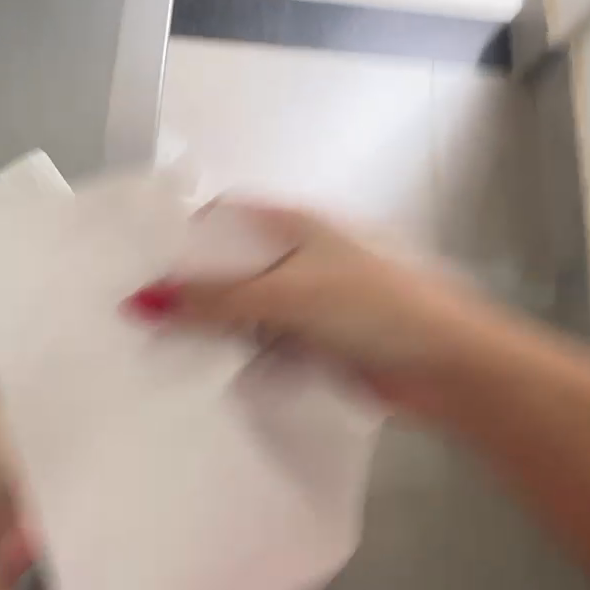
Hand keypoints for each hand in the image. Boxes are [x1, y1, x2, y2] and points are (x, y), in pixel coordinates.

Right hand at [123, 204, 512, 419]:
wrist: (450, 368)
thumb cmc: (372, 308)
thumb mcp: (286, 295)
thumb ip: (213, 301)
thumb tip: (140, 302)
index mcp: (293, 225)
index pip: (223, 217)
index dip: (183, 233)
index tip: (143, 264)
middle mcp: (295, 257)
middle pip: (228, 267)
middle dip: (190, 289)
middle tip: (140, 313)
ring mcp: (306, 301)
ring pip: (242, 310)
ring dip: (211, 329)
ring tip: (157, 346)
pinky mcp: (313, 342)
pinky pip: (261, 344)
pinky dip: (238, 356)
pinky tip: (207, 372)